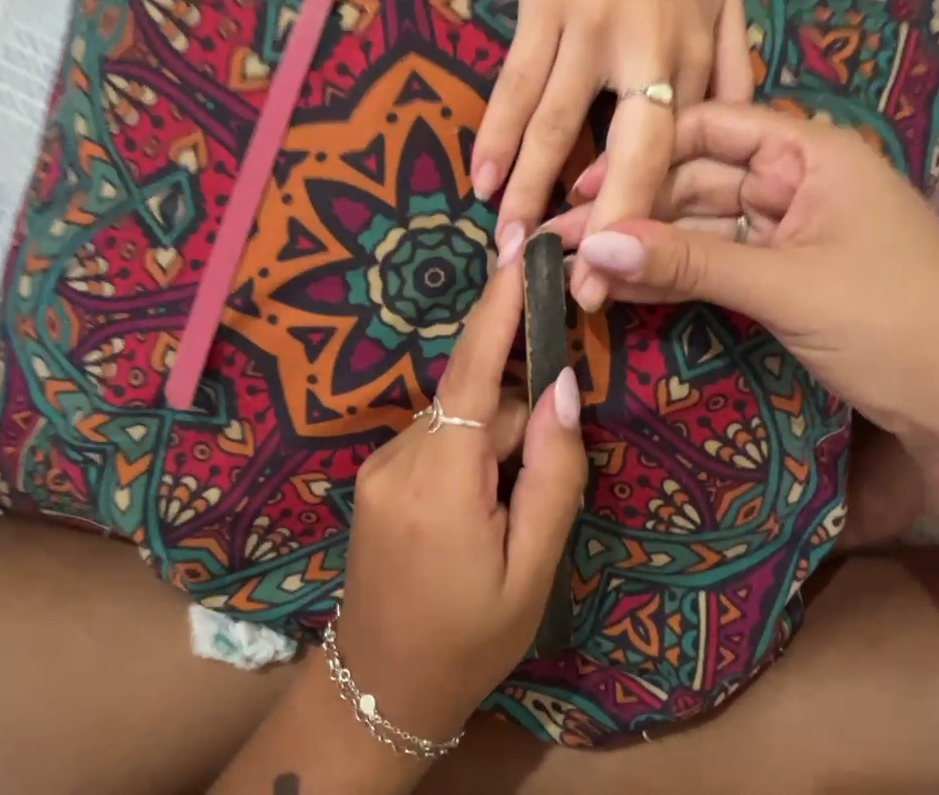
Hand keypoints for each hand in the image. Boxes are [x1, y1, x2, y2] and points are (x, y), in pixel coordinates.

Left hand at [333, 248, 588, 741]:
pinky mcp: (376, 478)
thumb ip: (552, 475)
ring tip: (509, 518)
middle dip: (518, 419)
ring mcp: (380, 466)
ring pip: (456, 421)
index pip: (471, 372)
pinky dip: (469, 455)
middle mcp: (399, 457)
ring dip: (494, 443)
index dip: (498, 309)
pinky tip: (479, 513)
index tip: (519, 251)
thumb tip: (563, 390)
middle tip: (543, 486)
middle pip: (473, 400)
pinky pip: (435, 441)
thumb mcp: (531, 570)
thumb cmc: (469, 640)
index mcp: (440, 481)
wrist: (382, 688)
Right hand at [470, 0, 752, 310]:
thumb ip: (733, 69)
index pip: (678, 156)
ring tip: (512, 247)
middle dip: (599, 228)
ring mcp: (591, 29)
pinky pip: (517, 83)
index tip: (637, 273)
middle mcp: (650, 50)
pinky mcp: (543, 8)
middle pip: (627, 155)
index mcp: (699, 55)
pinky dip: (497, 132)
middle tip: (574, 288)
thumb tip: (728, 141)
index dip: (656, 219)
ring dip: (531, 192)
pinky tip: (481, 177)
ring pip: (559, 127)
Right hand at [546, 103, 938, 441]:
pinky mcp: (782, 275)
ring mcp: (787, 230)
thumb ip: (687, 262)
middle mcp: (796, 180)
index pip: (711, 127)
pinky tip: (621, 291)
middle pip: (695, 181)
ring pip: (699, 227)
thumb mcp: (785, 286)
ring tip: (578, 275)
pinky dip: (672, 278)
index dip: (643, 151)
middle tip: (562, 245)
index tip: (583, 185)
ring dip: (644, 251)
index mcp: (812, 152)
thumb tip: (591, 247)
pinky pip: (714, 264)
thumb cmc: (895, 323)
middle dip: (631, 214)